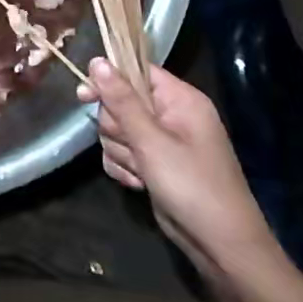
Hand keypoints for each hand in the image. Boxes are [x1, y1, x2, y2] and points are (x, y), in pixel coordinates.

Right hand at [76, 60, 280, 281]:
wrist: (218, 240)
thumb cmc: (190, 183)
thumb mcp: (150, 139)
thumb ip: (121, 100)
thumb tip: (97, 60)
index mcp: (181, 100)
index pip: (137, 71)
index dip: (109, 80)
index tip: (85, 96)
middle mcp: (171, 116)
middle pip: (120, 102)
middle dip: (116, 128)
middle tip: (132, 146)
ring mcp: (162, 141)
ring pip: (116, 130)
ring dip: (119, 151)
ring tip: (141, 171)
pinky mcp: (152, 163)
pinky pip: (121, 152)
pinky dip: (123, 167)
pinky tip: (138, 183)